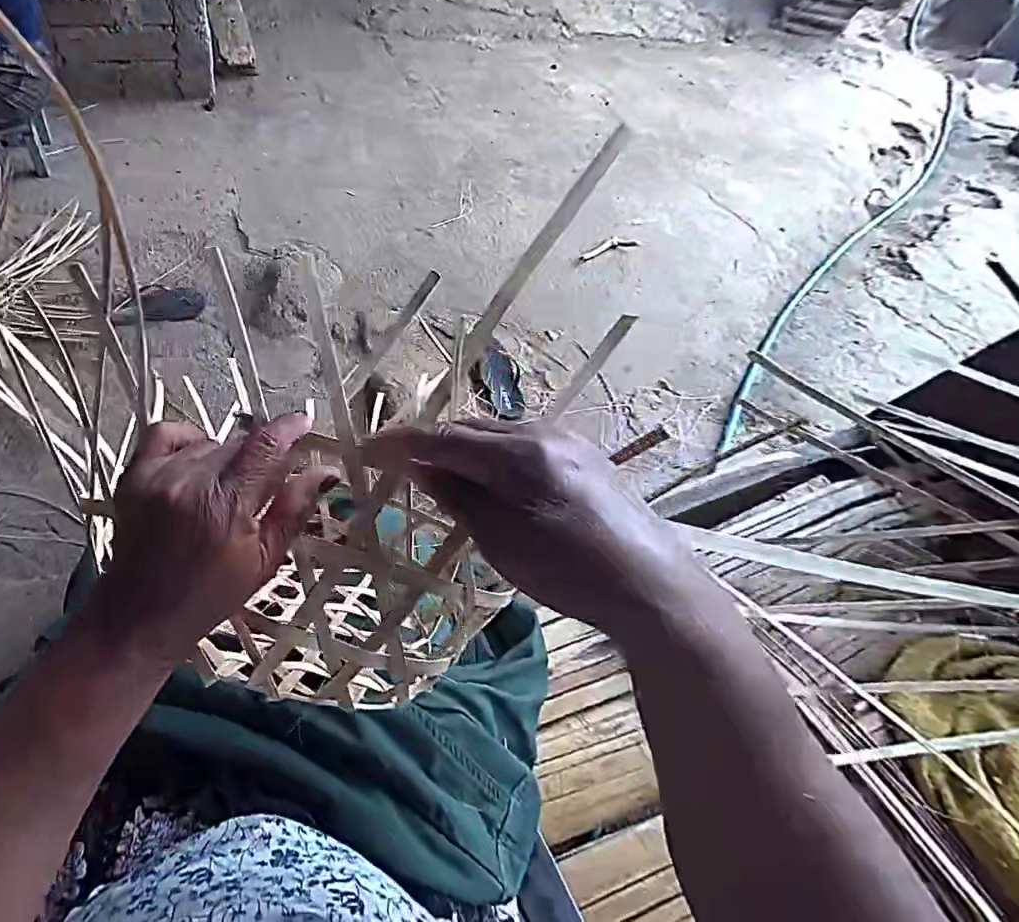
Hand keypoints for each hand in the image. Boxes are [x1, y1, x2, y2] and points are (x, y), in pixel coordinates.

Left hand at [89, 413, 337, 664]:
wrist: (141, 616)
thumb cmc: (209, 596)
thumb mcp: (265, 561)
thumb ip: (295, 509)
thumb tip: (324, 472)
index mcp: (228, 506)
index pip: (265, 445)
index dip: (289, 428)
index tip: (304, 423)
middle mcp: (192, 483)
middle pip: (240, 443)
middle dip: (260, 456)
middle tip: (261, 484)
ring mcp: (159, 476)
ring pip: (209, 442)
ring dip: (225, 457)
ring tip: (224, 488)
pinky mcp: (134, 475)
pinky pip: (166, 433)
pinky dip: (187, 441)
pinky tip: (195, 461)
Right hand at [364, 419, 698, 636]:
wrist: (653, 589)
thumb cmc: (569, 573)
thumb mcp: (500, 541)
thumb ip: (457, 496)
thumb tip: (420, 467)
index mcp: (517, 453)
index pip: (443, 438)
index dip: (400, 442)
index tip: (366, 447)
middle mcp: (541, 432)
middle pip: (468, 428)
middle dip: (430, 443)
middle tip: (398, 464)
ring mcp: (566, 440)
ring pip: (495, 433)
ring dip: (462, 448)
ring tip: (439, 474)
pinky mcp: (582, 454)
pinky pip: (522, 443)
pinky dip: (492, 455)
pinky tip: (487, 479)